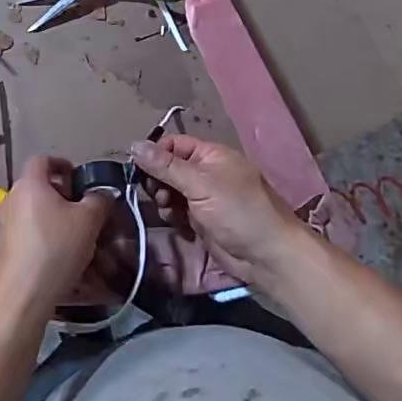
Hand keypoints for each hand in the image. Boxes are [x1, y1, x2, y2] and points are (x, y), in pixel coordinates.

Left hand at [0, 156, 111, 314]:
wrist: (19, 298)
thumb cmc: (55, 249)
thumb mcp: (89, 221)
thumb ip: (99, 201)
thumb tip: (101, 195)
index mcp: (30, 184)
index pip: (42, 159)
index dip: (62, 164)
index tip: (78, 177)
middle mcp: (10, 199)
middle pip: (38, 187)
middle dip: (61, 195)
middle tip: (82, 210)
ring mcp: (2, 225)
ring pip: (32, 213)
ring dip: (53, 219)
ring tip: (75, 238)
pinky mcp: (0, 249)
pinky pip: (26, 234)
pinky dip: (42, 238)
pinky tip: (58, 258)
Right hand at [129, 135, 306, 286]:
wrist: (267, 256)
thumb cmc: (238, 211)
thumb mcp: (201, 184)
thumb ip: (166, 166)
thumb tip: (134, 144)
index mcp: (211, 156)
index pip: (175, 145)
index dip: (156, 155)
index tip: (140, 170)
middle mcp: (207, 174)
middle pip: (170, 170)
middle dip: (158, 182)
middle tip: (157, 196)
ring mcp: (204, 200)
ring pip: (171, 194)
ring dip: (164, 202)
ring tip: (168, 213)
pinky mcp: (202, 223)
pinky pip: (177, 214)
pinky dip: (172, 218)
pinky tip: (174, 225)